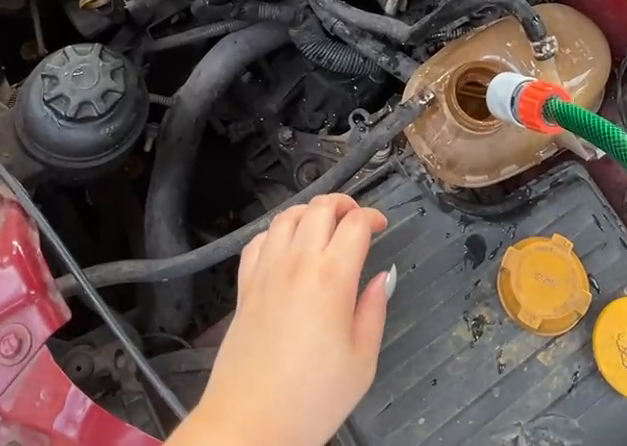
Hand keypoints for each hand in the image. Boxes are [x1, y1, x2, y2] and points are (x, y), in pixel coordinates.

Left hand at [169, 193, 394, 445]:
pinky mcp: (244, 285)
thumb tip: (382, 279)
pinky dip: (277, 232)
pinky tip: (287, 247)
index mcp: (332, 278)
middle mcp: (297, 263)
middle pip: (320, 206)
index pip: (355, 223)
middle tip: (356, 220)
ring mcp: (266, 271)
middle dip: (344, 203)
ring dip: (310, 211)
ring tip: (324, 227)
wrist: (249, 424)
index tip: (381, 226)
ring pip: (287, 215)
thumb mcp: (362, 362)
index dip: (373, 216)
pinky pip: (258, 239)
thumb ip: (374, 311)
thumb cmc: (311, 399)